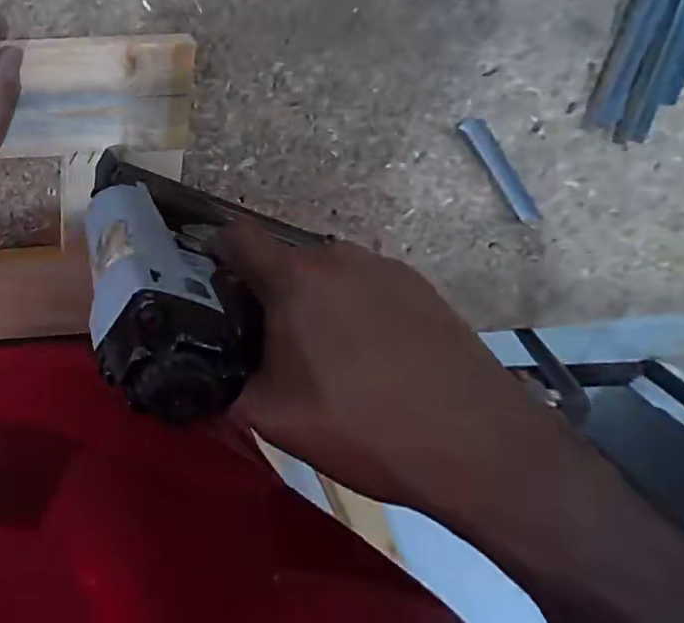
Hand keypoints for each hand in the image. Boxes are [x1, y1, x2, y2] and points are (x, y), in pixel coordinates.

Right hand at [214, 221, 566, 513]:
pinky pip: (365, 285)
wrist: (485, 448)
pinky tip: (377, 358)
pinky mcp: (419, 285)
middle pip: (281, 260)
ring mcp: (382, 267)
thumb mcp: (275, 418)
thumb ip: (223, 388)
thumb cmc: (367, 427)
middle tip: (274, 345)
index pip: (235, 235)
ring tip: (331, 357)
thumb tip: (198, 375)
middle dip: (268, 293)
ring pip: (325, 274)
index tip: (215, 290)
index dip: (214, 255)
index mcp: (293, 277)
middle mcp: (335, 257)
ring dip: (313, 301)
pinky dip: (355, 309)